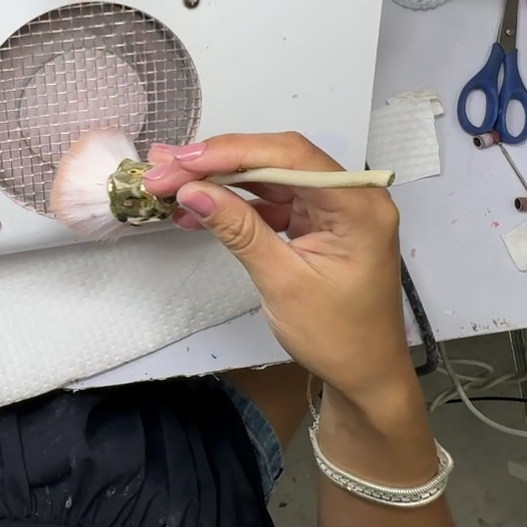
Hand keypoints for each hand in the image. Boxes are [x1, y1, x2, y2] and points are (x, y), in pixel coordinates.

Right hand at [141, 133, 416, 407]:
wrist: (364, 375)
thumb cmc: (336, 336)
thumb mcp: (282, 282)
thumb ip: (239, 230)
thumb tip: (191, 191)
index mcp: (357, 205)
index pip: (290, 156)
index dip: (233, 151)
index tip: (183, 160)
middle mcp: (347, 194)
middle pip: (273, 159)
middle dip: (215, 162)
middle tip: (162, 168)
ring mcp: (327, 206)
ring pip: (264, 176)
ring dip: (215, 178)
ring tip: (166, 180)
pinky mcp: (311, 219)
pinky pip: (265, 199)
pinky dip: (229, 202)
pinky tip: (192, 208)